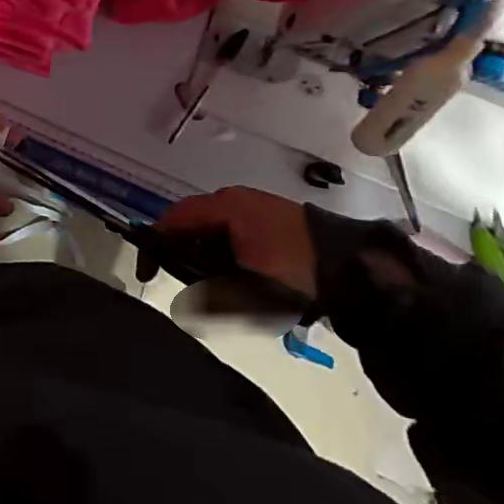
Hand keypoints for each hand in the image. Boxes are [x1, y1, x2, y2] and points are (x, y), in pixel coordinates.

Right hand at [158, 187, 316, 297]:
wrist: (356, 267)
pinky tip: (241, 280)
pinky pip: (236, 235)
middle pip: (194, 224)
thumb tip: (184, 303)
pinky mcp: (274, 221)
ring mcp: (256, 208)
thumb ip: (209, 294)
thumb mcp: (248, 290)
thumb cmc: (294, 272)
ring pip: (216, 231)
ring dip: (207, 256)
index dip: (156, 243)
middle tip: (182, 283)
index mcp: (225, 206)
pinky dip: (227, 254)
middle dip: (183, 253)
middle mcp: (236, 200)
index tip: (147, 270)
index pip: (175, 218)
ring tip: (214, 287)